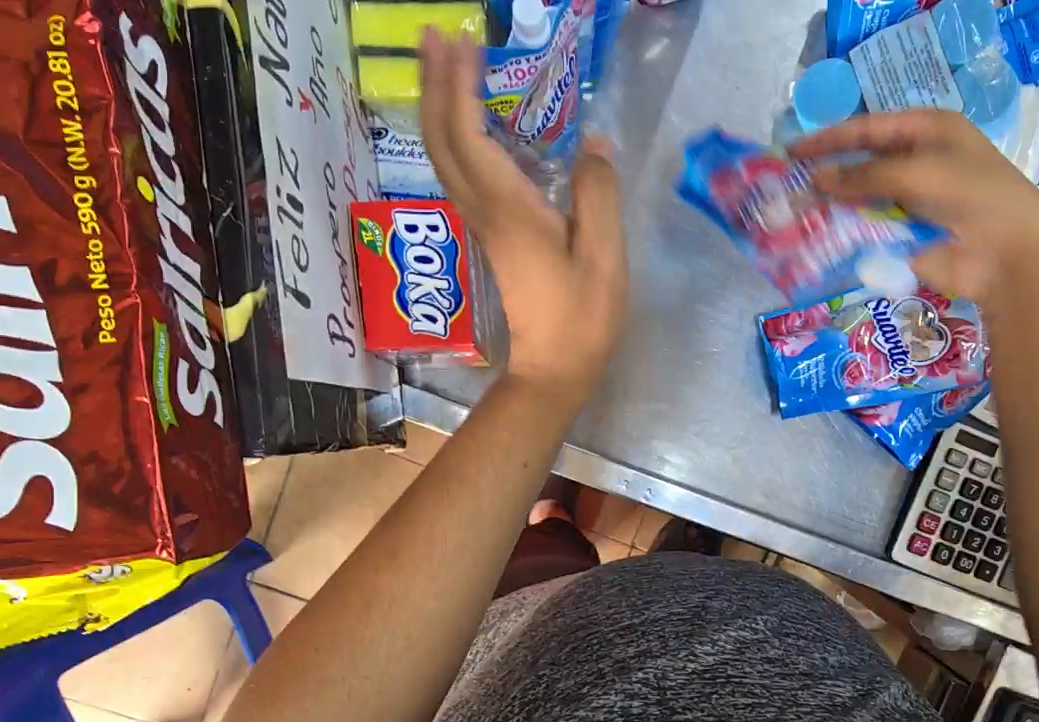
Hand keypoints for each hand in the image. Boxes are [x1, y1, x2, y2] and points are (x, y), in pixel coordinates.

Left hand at [418, 30, 627, 393]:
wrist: (555, 369)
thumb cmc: (582, 318)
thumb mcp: (603, 255)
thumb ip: (597, 194)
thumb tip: (594, 142)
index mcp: (507, 209)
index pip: (466, 134)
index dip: (459, 84)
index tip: (463, 40)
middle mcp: (485, 211)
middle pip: (442, 139)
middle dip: (435, 84)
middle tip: (438, 35)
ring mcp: (485, 225)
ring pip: (446, 156)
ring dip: (441, 107)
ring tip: (449, 66)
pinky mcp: (494, 237)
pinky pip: (463, 174)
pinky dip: (459, 137)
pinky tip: (474, 124)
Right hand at [789, 110, 1038, 307]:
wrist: (1005, 252)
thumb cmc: (969, 195)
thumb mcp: (916, 172)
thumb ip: (864, 175)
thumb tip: (818, 180)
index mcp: (928, 131)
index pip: (870, 128)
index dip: (830, 139)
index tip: (793, 152)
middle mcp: (918, 162)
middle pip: (864, 164)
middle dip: (829, 175)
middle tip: (790, 186)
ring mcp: (912, 202)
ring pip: (863, 200)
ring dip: (834, 207)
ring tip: (797, 215)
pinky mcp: (908, 237)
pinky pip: (871, 231)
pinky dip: (848, 234)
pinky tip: (821, 239)